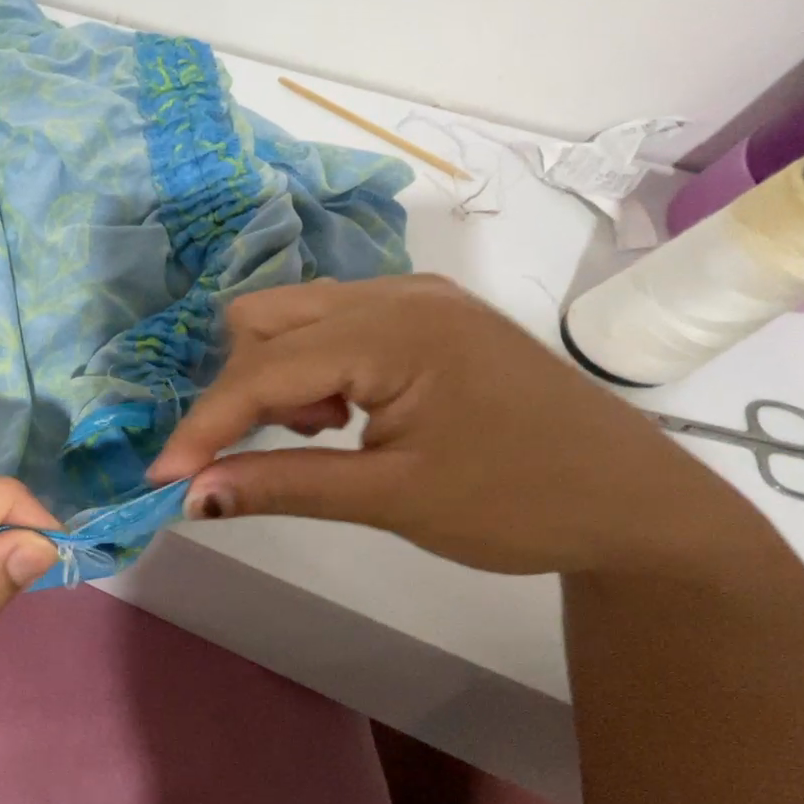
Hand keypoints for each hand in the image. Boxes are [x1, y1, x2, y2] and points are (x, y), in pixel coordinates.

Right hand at [148, 275, 759, 576]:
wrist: (641, 510)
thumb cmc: (523, 506)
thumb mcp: (391, 500)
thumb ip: (280, 486)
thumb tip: (190, 496)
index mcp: (396, 330)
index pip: (264, 370)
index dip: (206, 425)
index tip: (162, 478)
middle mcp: (397, 294)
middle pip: (263, 318)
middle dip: (241, 386)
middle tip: (274, 445)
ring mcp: (415, 297)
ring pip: (291, 314)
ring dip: (275, 373)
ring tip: (323, 431)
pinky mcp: (425, 313)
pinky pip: (329, 321)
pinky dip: (310, 365)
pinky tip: (346, 410)